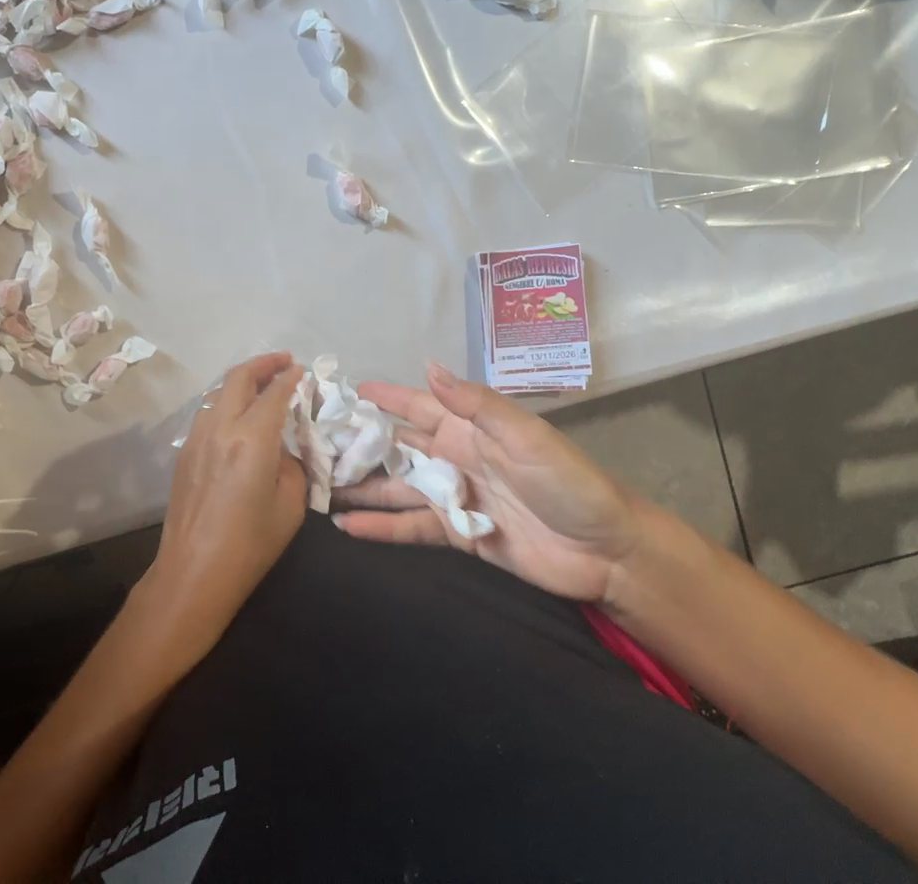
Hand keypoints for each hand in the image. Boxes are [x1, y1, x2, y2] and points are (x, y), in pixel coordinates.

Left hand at [143, 352, 308, 636]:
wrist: (194, 570)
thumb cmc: (250, 543)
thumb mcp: (290, 504)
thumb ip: (292, 465)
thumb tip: (283, 450)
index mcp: (251, 438)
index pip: (274, 393)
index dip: (290, 378)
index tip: (302, 370)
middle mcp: (220, 428)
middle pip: (238, 379)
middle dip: (263, 364)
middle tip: (283, 362)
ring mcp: (196, 439)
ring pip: (218, 393)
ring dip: (241, 382)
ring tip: (262, 385)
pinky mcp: (184, 454)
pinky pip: (208, 414)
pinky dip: (227, 402)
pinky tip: (241, 415)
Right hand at [332, 361, 648, 602]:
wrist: (603, 551)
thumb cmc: (568, 483)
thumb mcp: (525, 436)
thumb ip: (476, 405)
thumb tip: (429, 365)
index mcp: (470, 430)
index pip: (417, 407)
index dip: (384, 397)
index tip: (344, 391)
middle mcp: (454, 459)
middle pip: (396, 449)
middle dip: (359, 444)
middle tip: (314, 444)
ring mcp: (452, 497)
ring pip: (395, 488)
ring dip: (361, 486)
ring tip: (318, 487)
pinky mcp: (456, 533)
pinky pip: (410, 527)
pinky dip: (380, 527)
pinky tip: (347, 526)